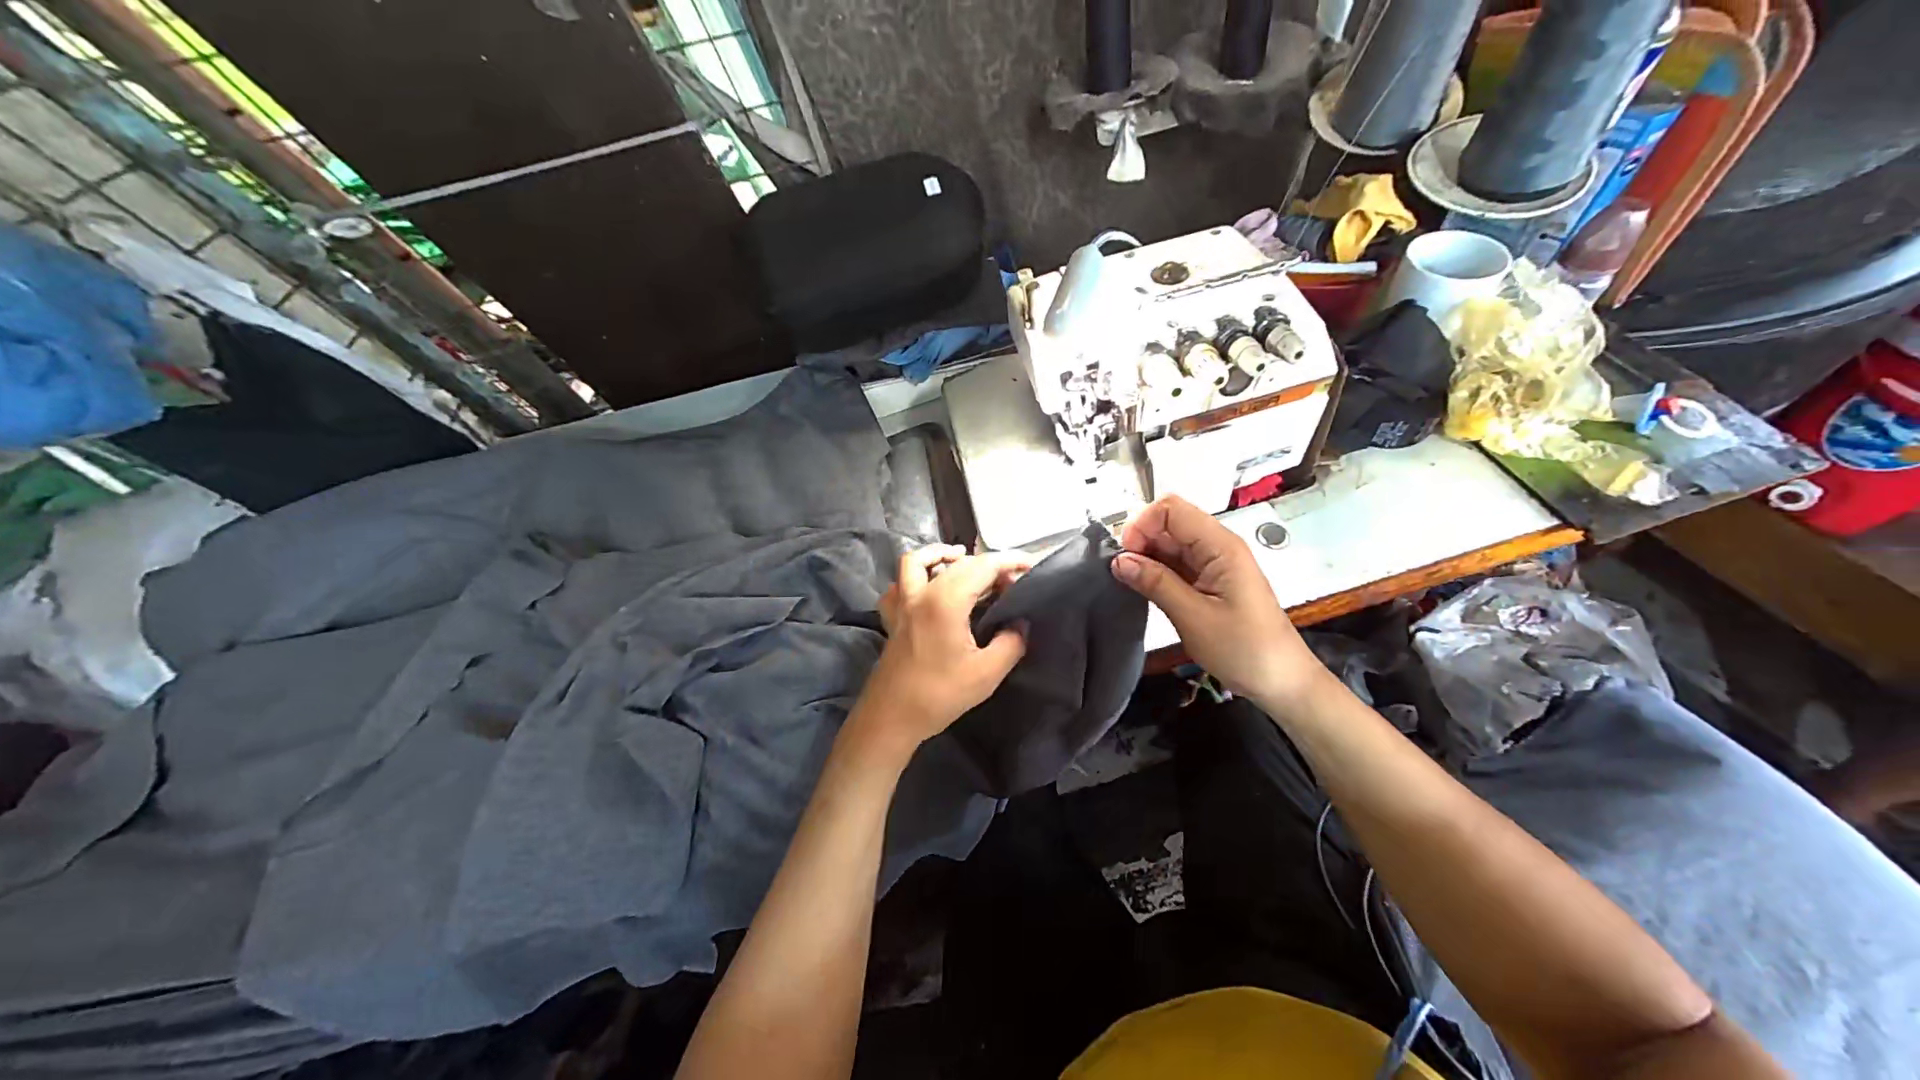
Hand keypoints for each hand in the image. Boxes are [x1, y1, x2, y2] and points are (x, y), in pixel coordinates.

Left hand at [845, 545, 1031, 766]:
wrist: (891, 717)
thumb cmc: (940, 694)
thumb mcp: (987, 673)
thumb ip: (1011, 643)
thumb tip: (1020, 625)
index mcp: (946, 600)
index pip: (983, 566)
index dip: (1010, 561)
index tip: (1031, 565)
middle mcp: (921, 593)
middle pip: (956, 563)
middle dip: (986, 564)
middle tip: (1010, 581)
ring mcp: (902, 605)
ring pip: (916, 562)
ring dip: (941, 555)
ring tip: (962, 560)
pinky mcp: (892, 619)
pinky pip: (898, 587)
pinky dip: (912, 579)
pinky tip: (926, 588)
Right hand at [1110, 496, 1324, 709]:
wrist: (1281, 681)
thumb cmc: (1246, 650)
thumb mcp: (1194, 617)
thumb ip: (1155, 583)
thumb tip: (1120, 561)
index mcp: (1221, 547)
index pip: (1171, 509)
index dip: (1142, 524)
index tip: (1125, 555)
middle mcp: (1217, 548)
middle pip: (1168, 523)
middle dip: (1140, 540)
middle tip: (1124, 573)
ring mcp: (1213, 564)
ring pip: (1169, 543)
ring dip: (1146, 558)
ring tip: (1133, 585)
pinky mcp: (1209, 581)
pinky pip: (1176, 564)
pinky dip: (1156, 572)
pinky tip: (1145, 590)